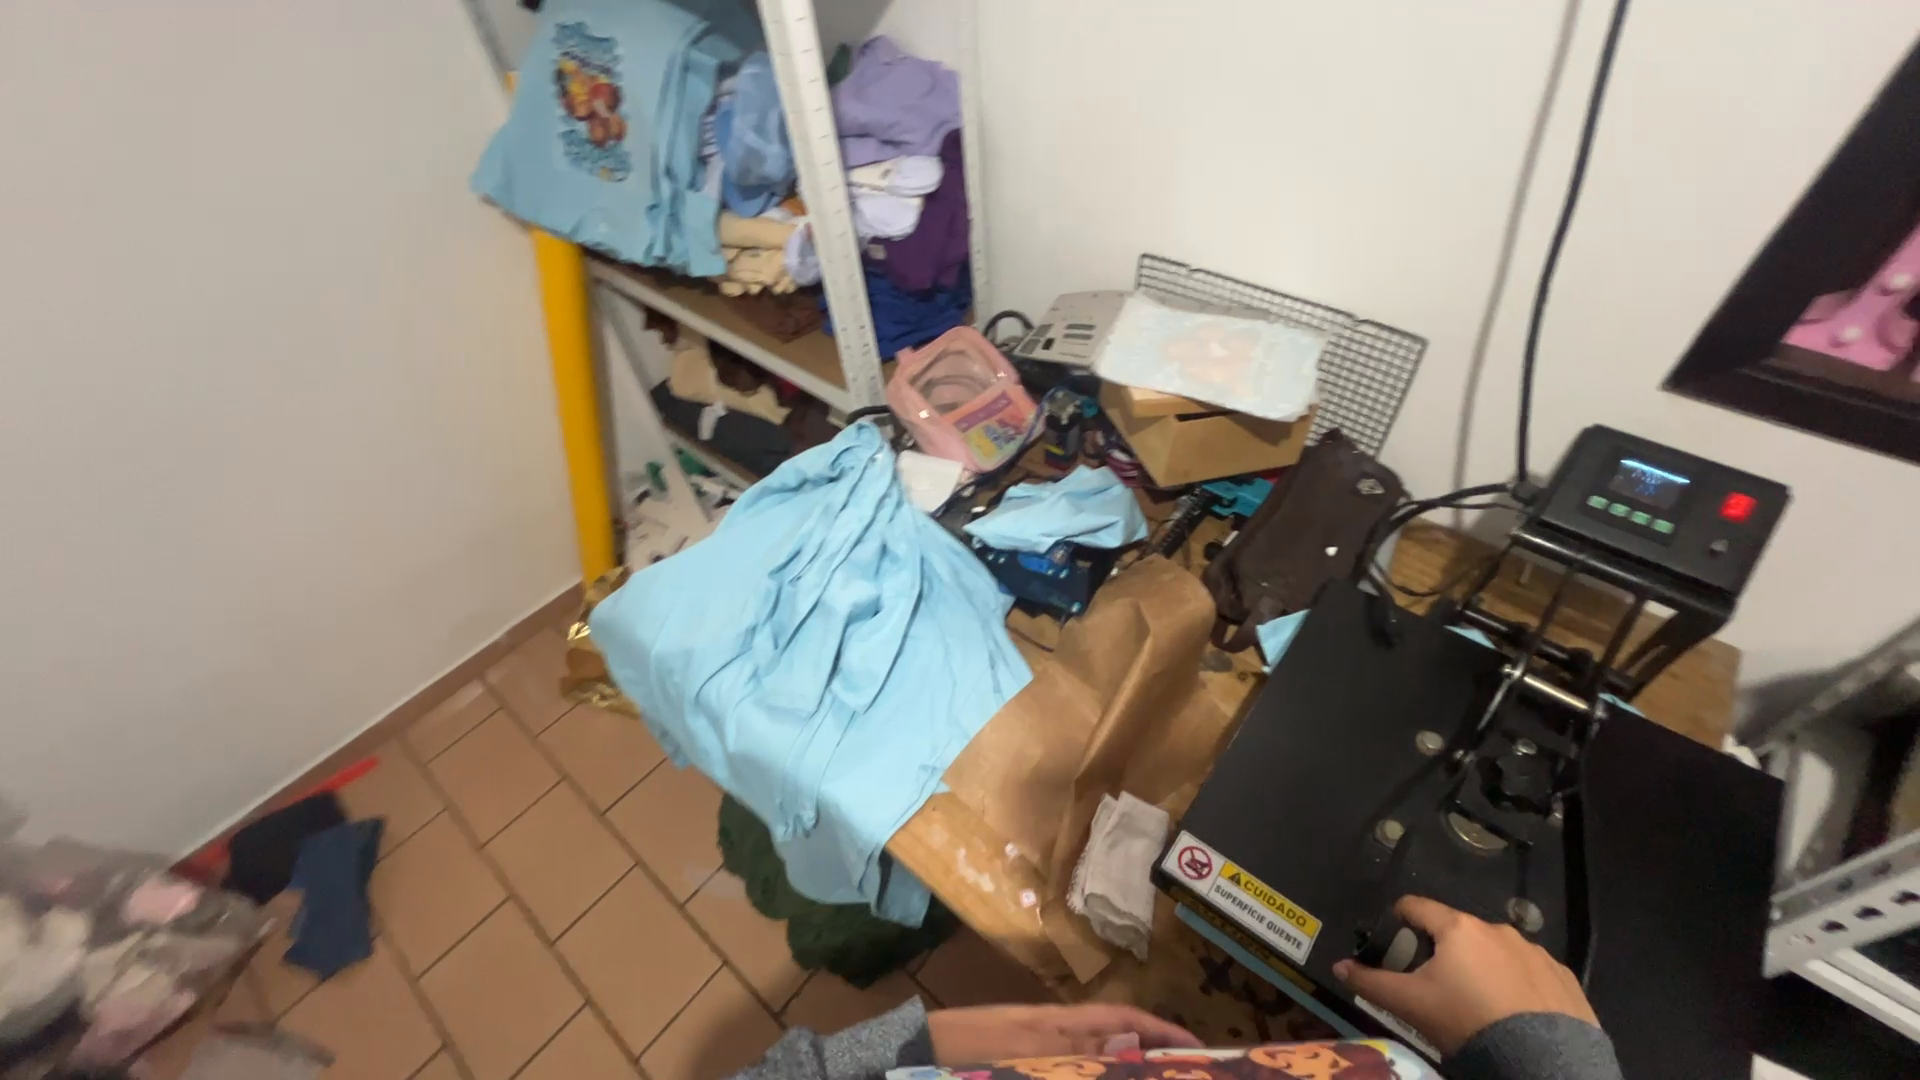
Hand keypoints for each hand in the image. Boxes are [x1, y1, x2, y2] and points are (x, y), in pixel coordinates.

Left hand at [927, 1004, 1201, 1063]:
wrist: (918, 1052)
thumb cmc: (967, 1050)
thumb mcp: (1021, 1047)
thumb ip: (1073, 1047)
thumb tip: (1130, 1044)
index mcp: (1058, 1021)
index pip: (1121, 1017)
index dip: (1159, 1030)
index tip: (1198, 1048)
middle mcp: (1054, 1032)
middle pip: (1114, 1039)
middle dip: (1150, 1056)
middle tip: (1187, 1072)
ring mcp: (1039, 1050)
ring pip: (1095, 1058)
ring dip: (1124, 1066)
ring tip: (1152, 1075)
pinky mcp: (1026, 1061)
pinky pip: (1071, 1064)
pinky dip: (1092, 1069)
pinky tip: (1101, 1074)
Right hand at [1331, 895, 1599, 1057]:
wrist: (1548, 1069)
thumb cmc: (1468, 1023)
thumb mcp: (1410, 1006)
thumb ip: (1370, 983)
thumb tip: (1338, 967)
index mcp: (1457, 927)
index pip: (1415, 906)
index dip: (1399, 919)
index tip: (1395, 941)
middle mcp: (1496, 929)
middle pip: (1457, 931)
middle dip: (1444, 951)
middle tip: (1438, 985)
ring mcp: (1536, 953)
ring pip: (1496, 951)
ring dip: (1484, 967)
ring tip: (1482, 1005)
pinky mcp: (1566, 980)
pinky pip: (1531, 973)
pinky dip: (1519, 985)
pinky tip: (1516, 1015)